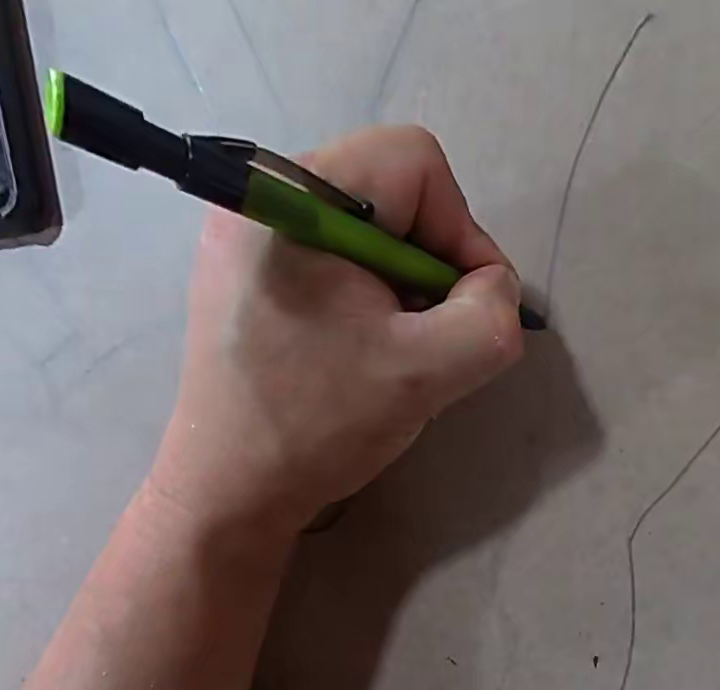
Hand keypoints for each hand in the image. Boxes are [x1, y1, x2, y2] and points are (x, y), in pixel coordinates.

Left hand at [148, 126, 526, 535]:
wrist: (228, 493)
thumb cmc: (317, 428)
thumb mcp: (426, 372)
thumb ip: (490, 317)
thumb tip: (492, 289)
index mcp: (290, 196)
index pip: (416, 165)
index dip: (461, 236)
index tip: (461, 310)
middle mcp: (256, 199)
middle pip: (389, 198)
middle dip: (424, 273)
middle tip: (419, 344)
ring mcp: (243, 241)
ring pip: (363, 238)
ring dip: (395, 297)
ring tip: (380, 359)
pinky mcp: (241, 280)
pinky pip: (329, 267)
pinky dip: (361, 307)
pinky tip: (350, 359)